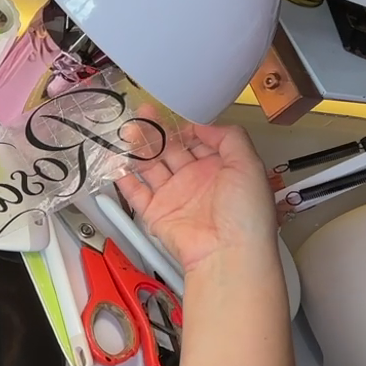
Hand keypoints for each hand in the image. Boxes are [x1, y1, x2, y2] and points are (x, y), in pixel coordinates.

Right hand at [116, 123, 277, 273]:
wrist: (226, 252)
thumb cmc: (245, 216)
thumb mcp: (249, 165)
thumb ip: (229, 138)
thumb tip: (204, 124)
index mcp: (220, 169)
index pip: (197, 140)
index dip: (184, 126)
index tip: (171, 112)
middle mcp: (196, 181)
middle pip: (170, 150)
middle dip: (157, 132)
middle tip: (143, 114)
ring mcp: (174, 196)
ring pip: (150, 166)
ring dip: (138, 148)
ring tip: (129, 131)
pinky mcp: (155, 212)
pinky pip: (135, 192)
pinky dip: (123, 178)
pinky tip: (116, 162)